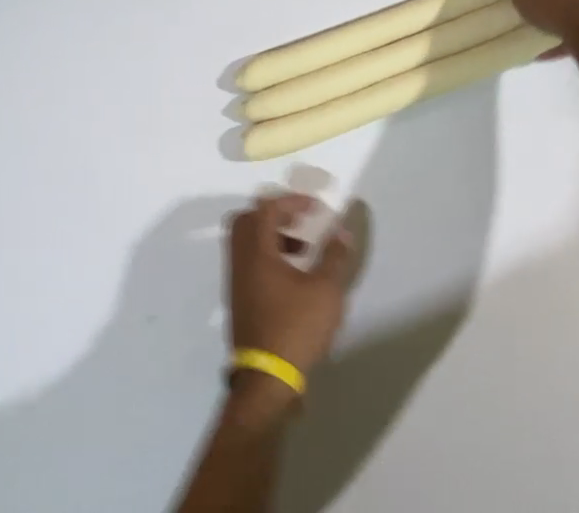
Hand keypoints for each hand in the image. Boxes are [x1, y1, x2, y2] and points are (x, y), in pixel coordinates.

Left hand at [225, 195, 355, 378]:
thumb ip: (334, 256)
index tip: (317, 208)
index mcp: (257, 251)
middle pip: (247, 220)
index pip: (267, 208)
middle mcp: (240, 261)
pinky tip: (293, 276)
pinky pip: (248, 262)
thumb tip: (342, 231)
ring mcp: (236, 281)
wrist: (267, 377)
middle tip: (301, 220)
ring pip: (246, 242)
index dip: (292, 201)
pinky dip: (268, 256)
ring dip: (272, 235)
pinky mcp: (240, 299)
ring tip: (302, 249)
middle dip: (275, 213)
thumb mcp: (326, 290)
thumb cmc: (296, 328)